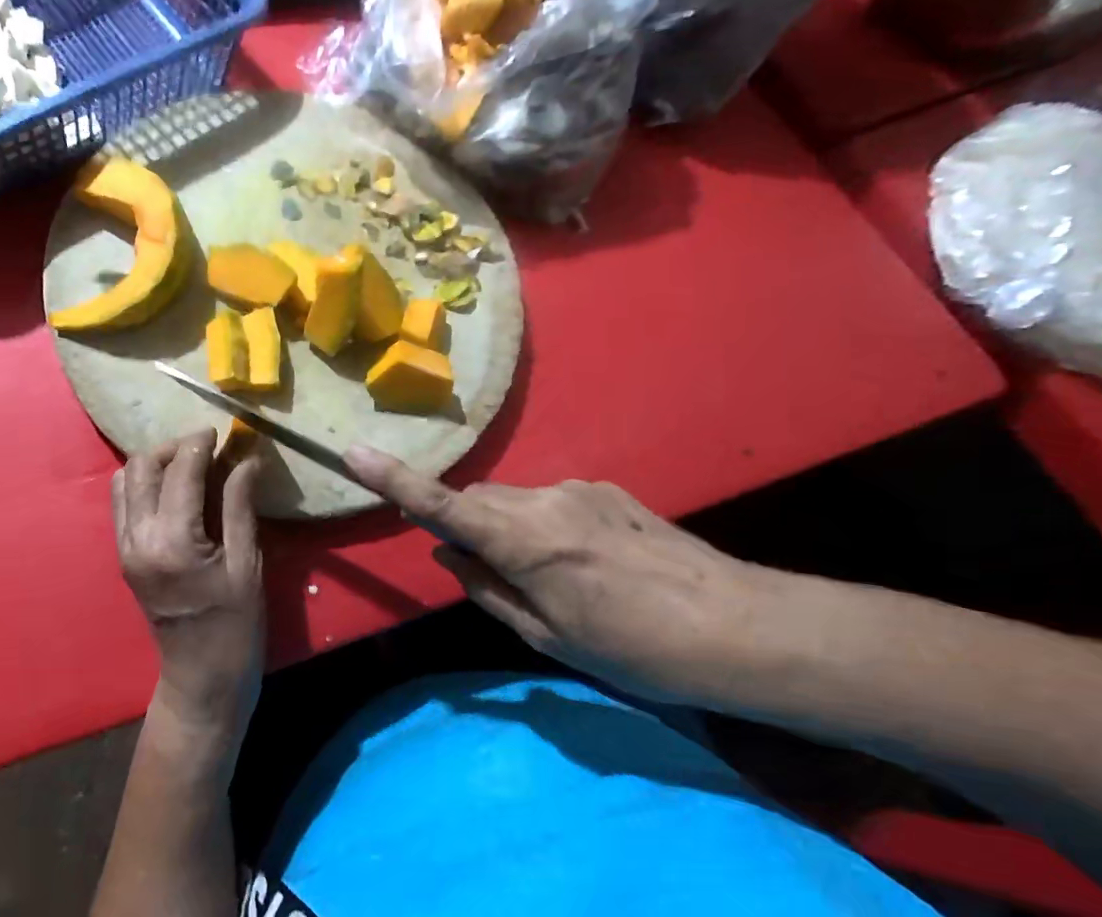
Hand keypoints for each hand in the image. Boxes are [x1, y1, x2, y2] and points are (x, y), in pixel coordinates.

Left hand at [113, 430, 264, 732]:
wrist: (200, 680)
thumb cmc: (235, 628)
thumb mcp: (248, 566)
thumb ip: (240, 506)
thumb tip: (245, 458)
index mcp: (172, 541)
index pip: (179, 471)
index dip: (199, 444)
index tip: (220, 431)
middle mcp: (138, 537)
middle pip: (141, 467)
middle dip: (172, 447)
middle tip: (204, 447)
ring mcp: (124, 547)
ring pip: (124, 481)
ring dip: (153, 462)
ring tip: (187, 464)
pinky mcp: (123, 555)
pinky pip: (123, 503)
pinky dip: (142, 484)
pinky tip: (171, 489)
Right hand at [344, 445, 789, 706]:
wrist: (749, 629)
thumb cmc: (637, 649)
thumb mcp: (549, 636)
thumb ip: (486, 590)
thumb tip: (448, 555)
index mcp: (523, 541)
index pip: (441, 506)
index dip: (393, 481)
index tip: (352, 453)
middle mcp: (543, 500)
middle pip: (476, 501)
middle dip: (468, 526)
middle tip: (495, 576)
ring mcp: (578, 490)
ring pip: (511, 500)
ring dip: (507, 528)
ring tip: (554, 578)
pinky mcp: (606, 491)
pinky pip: (549, 501)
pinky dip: (542, 524)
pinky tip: (586, 562)